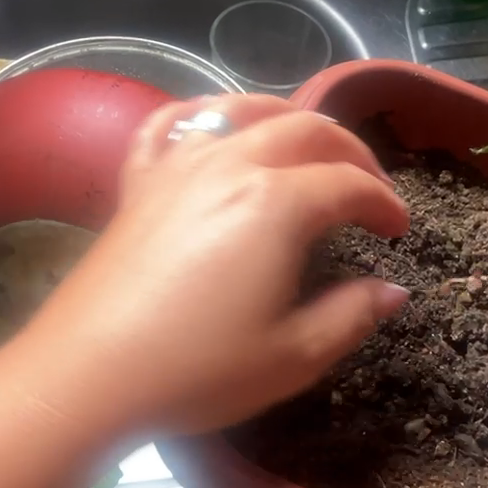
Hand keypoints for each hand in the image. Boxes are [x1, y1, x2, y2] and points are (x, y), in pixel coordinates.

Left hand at [15, 94, 409, 436]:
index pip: (349, 184)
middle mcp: (230, 165)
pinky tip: (215, 129)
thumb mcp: (294, 356)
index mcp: (277, 204)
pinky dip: (205, 115)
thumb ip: (353, 315)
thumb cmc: (199, 371)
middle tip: (368, 189)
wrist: (89, 377)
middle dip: (350, 153)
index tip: (398, 231)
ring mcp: (177, 167)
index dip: (384, 203)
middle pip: (306, 130)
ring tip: (309, 143)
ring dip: (289, 118)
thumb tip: (395, 290)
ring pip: (242, 111)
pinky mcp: (137, 184)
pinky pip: (172, 125)